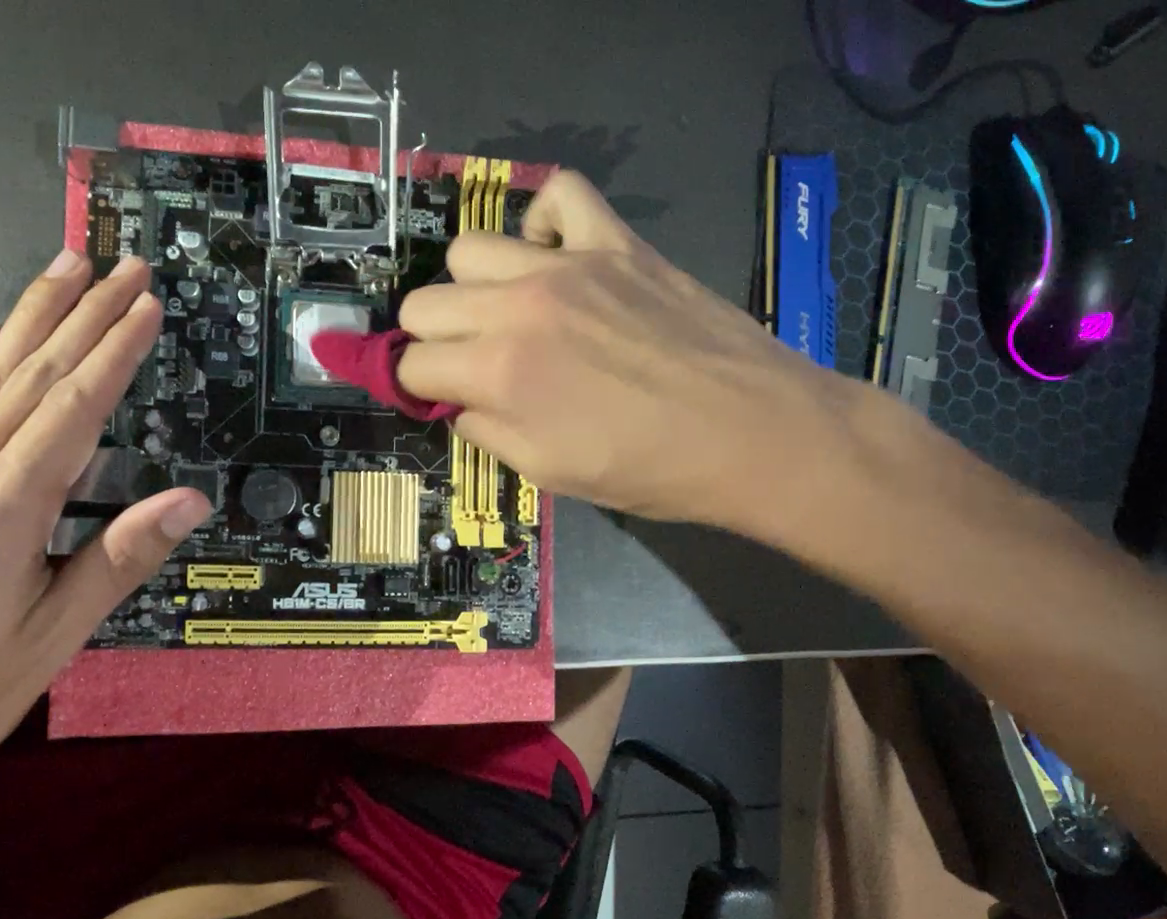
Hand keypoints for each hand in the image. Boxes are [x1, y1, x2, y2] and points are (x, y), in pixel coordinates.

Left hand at [0, 252, 209, 871]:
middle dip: (80, 318)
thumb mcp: (53, 640)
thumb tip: (187, 501)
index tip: (146, 306)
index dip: (111, 354)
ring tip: (63, 272)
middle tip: (121, 265)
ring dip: (28, 322)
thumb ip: (117, 561)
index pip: (68, 414)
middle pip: (26, 381)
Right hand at [395, 171, 868, 539]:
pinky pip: (558, 196)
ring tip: (508, 314)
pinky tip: (552, 259)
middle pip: (425, 301)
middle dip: (435, 340)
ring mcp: (568, 264)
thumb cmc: (651, 470)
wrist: (751, 433)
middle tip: (473, 364)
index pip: (414, 363)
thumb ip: (487, 433)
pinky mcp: (616, 242)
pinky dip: (541, 223)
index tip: (442, 398)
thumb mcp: (551, 474)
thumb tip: (459, 402)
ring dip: (473, 286)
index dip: (420, 386)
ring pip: (469, 247)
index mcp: (500, 372)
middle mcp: (520, 305)